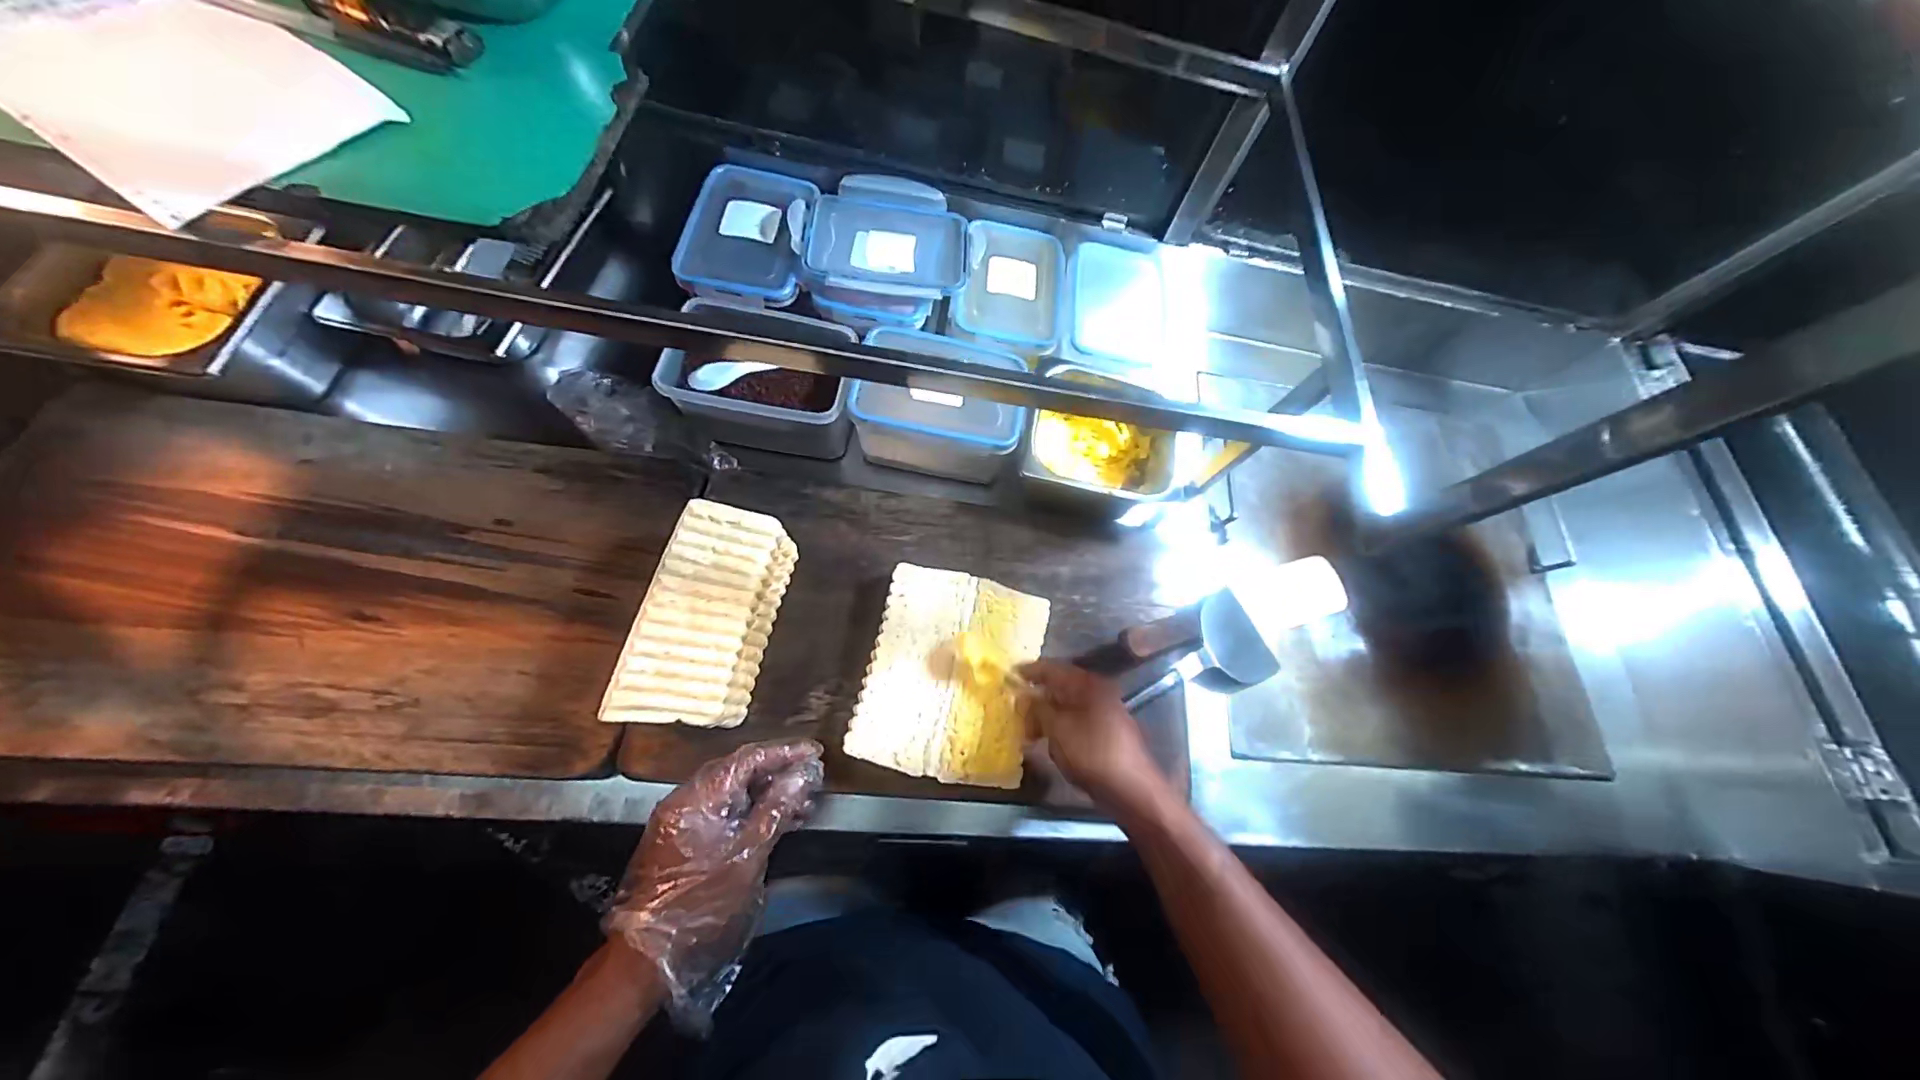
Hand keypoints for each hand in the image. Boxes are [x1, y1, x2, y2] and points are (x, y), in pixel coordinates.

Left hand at [603, 739, 823, 1031]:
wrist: (646, 957)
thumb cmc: (700, 904)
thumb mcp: (747, 856)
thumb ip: (776, 810)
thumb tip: (803, 773)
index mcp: (698, 798)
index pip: (747, 758)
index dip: (785, 752)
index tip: (816, 752)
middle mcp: (686, 799)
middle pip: (739, 770)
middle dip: (778, 770)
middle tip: (813, 774)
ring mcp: (682, 819)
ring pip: (733, 791)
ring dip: (768, 792)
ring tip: (803, 801)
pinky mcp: (684, 838)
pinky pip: (724, 810)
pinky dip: (752, 810)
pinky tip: (777, 821)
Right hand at [1019, 660, 1170, 820]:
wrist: (1132, 790)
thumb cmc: (1092, 754)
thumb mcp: (1057, 729)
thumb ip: (1038, 708)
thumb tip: (1026, 696)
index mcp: (1088, 685)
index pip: (1054, 669)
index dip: (1030, 671)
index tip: (1010, 675)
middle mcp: (1099, 693)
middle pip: (1062, 686)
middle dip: (1037, 695)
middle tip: (1015, 704)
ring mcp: (1105, 713)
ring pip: (1069, 706)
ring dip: (1047, 713)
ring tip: (1027, 726)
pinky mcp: (1106, 734)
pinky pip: (1076, 721)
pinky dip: (1060, 726)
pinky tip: (1048, 739)